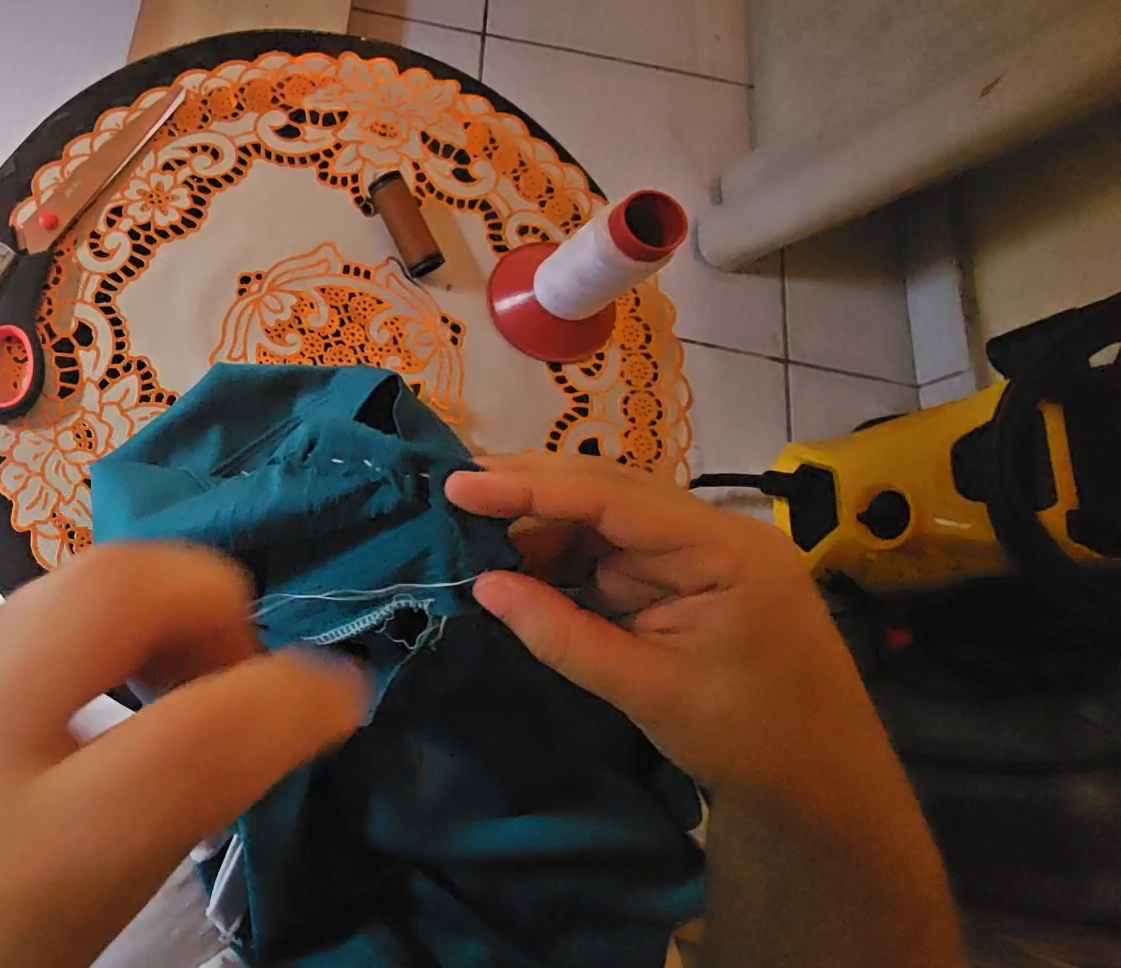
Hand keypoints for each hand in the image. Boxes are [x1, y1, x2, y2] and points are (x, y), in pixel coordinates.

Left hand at [0, 543, 367, 967]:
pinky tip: (114, 692)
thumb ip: (186, 806)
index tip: (343, 695)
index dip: (293, 699)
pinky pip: (68, 594)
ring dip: (169, 608)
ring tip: (175, 691)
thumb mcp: (93, 913)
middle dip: (216, 607)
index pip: (193, 737)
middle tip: (231, 688)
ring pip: (98, 570)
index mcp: (28, 846)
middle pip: (126, 583)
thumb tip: (277, 711)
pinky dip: (124, 616)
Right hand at [446, 453, 895, 808]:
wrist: (824, 792)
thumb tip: (482, 585)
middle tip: (455, 491)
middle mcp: (709, 533)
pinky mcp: (676, 573)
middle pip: (604, 489)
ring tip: (472, 527)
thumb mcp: (648, 691)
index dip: (528, 486)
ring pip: (598, 513)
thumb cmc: (750, 742)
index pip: (611, 497)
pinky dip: (555, 553)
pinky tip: (514, 559)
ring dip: (535, 522)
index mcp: (723, 550)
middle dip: (526, 488)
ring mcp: (693, 551)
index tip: (459, 487)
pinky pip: (605, 547)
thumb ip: (561, 634)